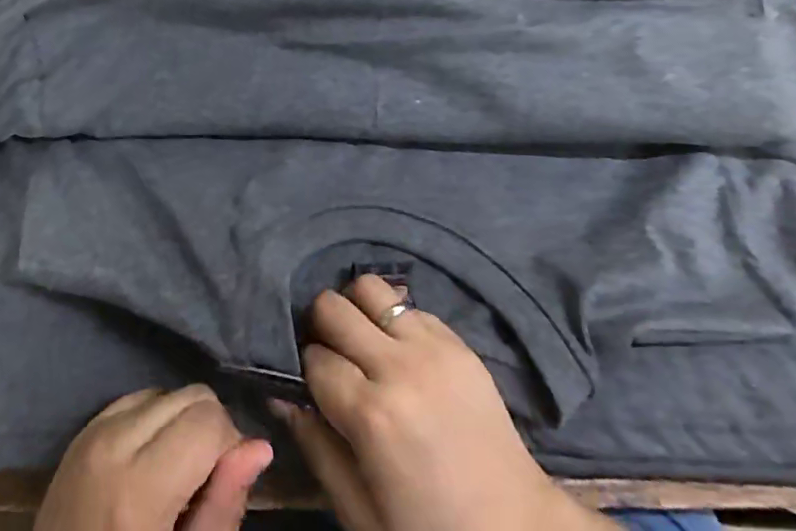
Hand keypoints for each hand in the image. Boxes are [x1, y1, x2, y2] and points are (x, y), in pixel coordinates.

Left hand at [35, 385, 273, 530]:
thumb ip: (223, 506)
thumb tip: (260, 446)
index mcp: (138, 486)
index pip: (209, 420)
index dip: (230, 448)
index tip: (222, 486)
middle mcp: (112, 443)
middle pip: (192, 395)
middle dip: (210, 429)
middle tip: (203, 482)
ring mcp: (92, 432)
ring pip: (168, 392)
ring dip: (183, 422)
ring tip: (175, 472)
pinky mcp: (82, 430)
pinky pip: (137, 398)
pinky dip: (155, 419)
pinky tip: (151, 459)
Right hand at [275, 275, 611, 530]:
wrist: (514, 526)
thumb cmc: (427, 528)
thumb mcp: (359, 510)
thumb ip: (316, 446)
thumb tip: (281, 396)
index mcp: (371, 414)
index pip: (313, 358)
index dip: (304, 371)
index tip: (311, 387)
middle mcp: (400, 366)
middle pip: (334, 308)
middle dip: (321, 328)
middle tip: (330, 357)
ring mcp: (434, 347)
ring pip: (371, 288)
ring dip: (356, 310)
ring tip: (360, 342)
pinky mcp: (459, 342)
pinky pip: (409, 306)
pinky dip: (392, 319)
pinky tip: (397, 349)